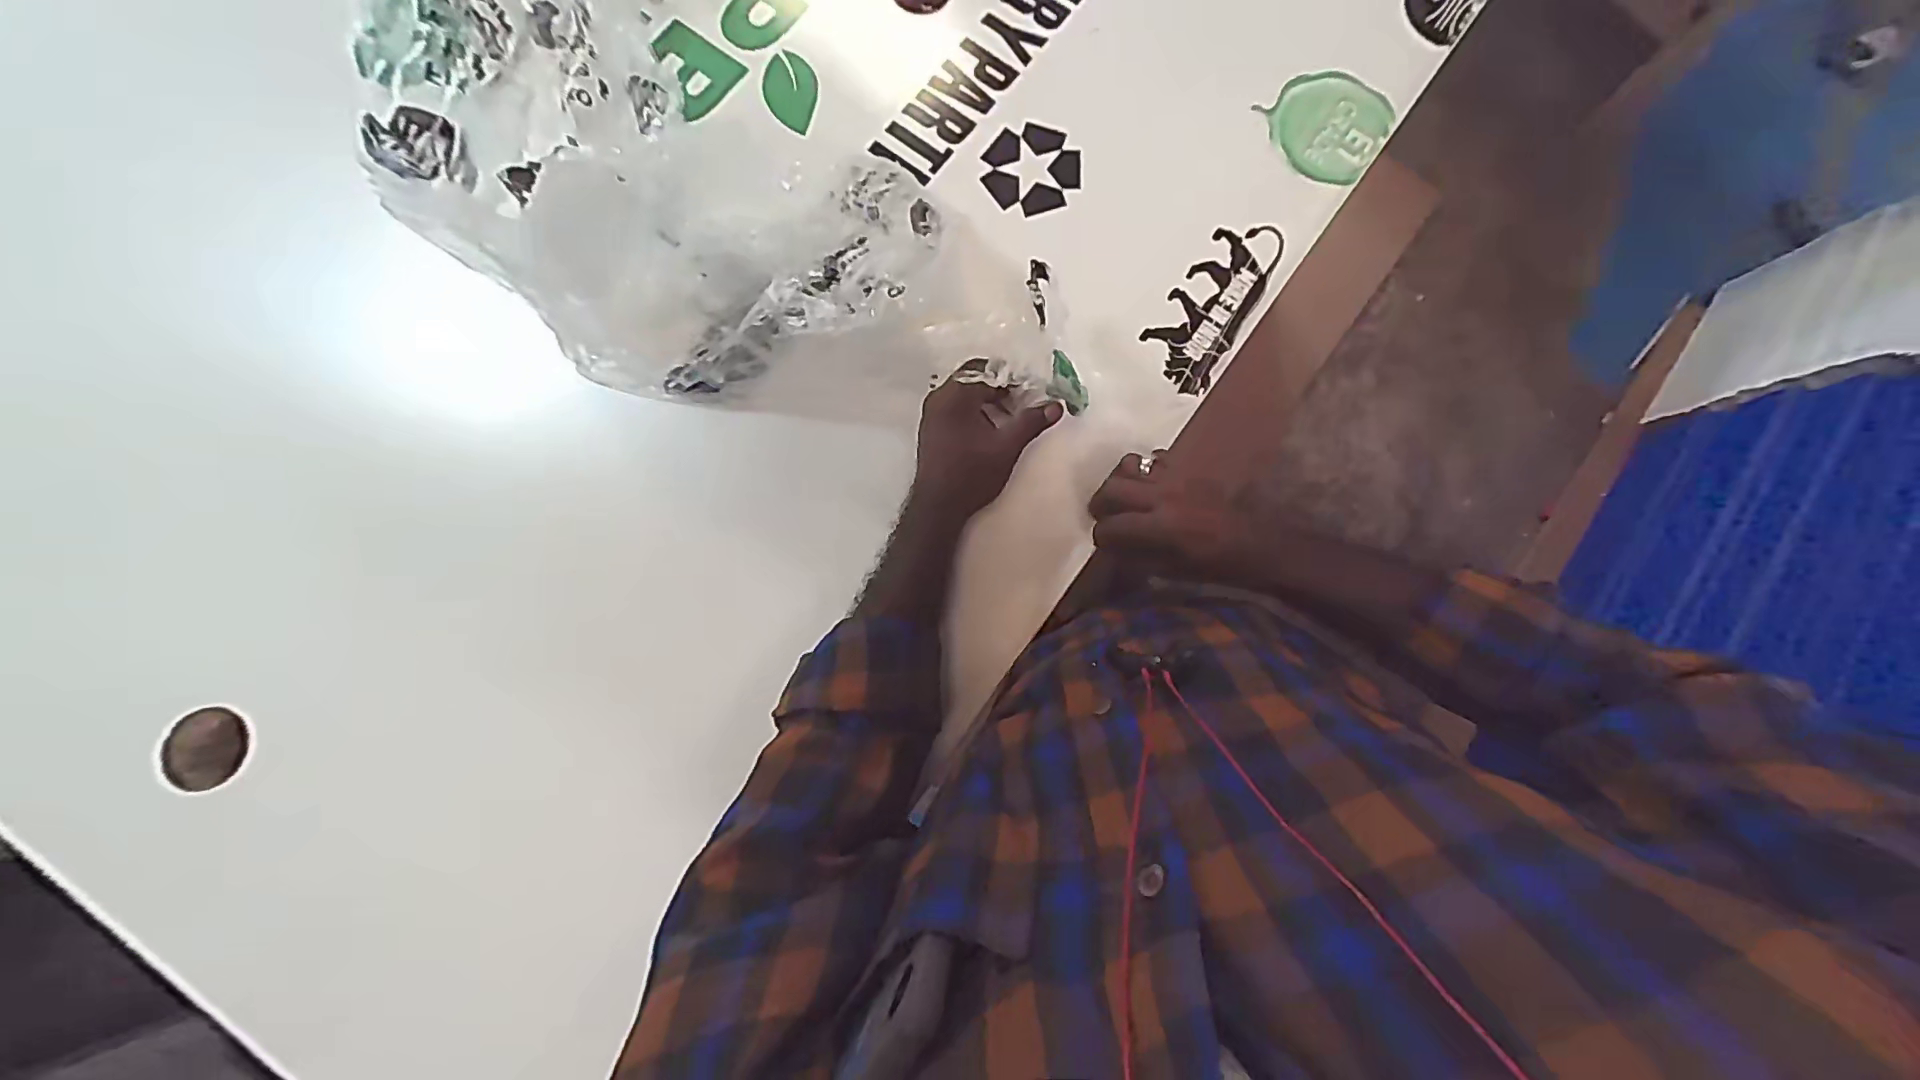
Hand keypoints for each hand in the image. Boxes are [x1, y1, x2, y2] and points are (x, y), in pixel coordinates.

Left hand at [912, 362, 1063, 520]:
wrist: (938, 506)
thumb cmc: (972, 474)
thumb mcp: (1007, 446)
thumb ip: (1031, 422)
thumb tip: (1056, 405)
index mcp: (955, 396)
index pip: (985, 370)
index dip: (1009, 378)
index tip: (1028, 393)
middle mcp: (938, 399)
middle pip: (972, 379)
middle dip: (998, 389)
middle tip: (1020, 404)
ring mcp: (930, 415)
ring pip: (962, 395)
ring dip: (986, 401)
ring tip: (1007, 420)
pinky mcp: (930, 431)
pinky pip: (953, 409)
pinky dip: (972, 412)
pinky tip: (988, 432)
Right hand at [1088, 453, 1259, 580]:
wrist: (1258, 545)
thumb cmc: (1216, 566)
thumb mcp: (1171, 571)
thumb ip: (1136, 556)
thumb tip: (1112, 547)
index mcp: (1161, 528)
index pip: (1111, 527)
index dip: (1101, 537)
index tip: (1104, 543)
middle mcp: (1164, 497)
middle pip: (1112, 489)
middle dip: (1101, 504)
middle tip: (1103, 515)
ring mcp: (1177, 479)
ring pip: (1130, 466)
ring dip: (1120, 481)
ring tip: (1123, 495)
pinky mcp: (1190, 470)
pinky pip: (1156, 459)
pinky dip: (1146, 470)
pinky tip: (1151, 485)